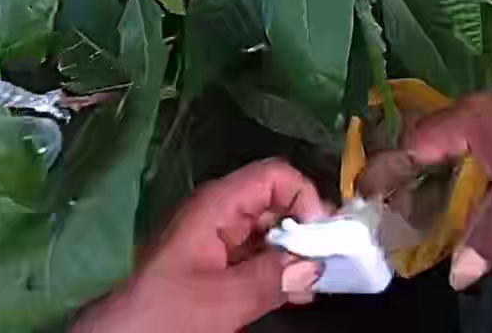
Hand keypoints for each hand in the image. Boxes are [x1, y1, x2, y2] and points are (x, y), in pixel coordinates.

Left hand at [77, 159, 327, 331]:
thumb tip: (314, 265)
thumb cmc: (162, 315)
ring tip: (318, 280)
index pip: (274, 175)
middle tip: (329, 260)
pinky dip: (277, 268)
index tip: (323, 235)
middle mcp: (219, 211)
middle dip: (304, 224)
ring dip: (294, 251)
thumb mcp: (219, 302)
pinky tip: (295, 291)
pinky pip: (254, 255)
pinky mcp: (211, 265)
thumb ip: (269, 279)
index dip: (304, 196)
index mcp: (218, 204)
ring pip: (267, 229)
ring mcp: (215, 238)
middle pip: (274, 199)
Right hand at [398, 84, 491, 289]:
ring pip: (452, 133)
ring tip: (424, 195)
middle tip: (392, 201)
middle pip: (429, 133)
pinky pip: (472, 134)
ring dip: (434, 162)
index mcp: (470, 121)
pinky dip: (458, 158)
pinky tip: (469, 181)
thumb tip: (456, 275)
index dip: (388, 168)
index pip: (415, 143)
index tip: (364, 191)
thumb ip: (489, 236)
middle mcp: (478, 108)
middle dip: (407, 165)